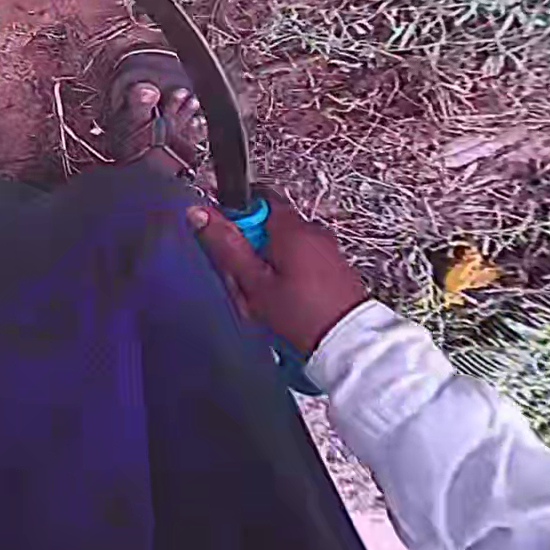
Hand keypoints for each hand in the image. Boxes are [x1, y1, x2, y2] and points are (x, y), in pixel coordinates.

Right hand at [186, 199, 366, 353]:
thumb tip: (198, 213)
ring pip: (278, 248)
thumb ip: (225, 245)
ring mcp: (326, 251)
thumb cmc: (302, 315)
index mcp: (291, 229)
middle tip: (242, 282)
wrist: (351, 349)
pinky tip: (281, 303)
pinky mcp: (333, 270)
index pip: (254, 201)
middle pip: (264, 228)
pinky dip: (284, 278)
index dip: (234, 220)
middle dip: (247, 252)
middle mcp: (312, 232)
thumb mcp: (253, 281)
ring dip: (263, 268)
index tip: (228, 245)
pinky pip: (297, 263)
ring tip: (261, 298)